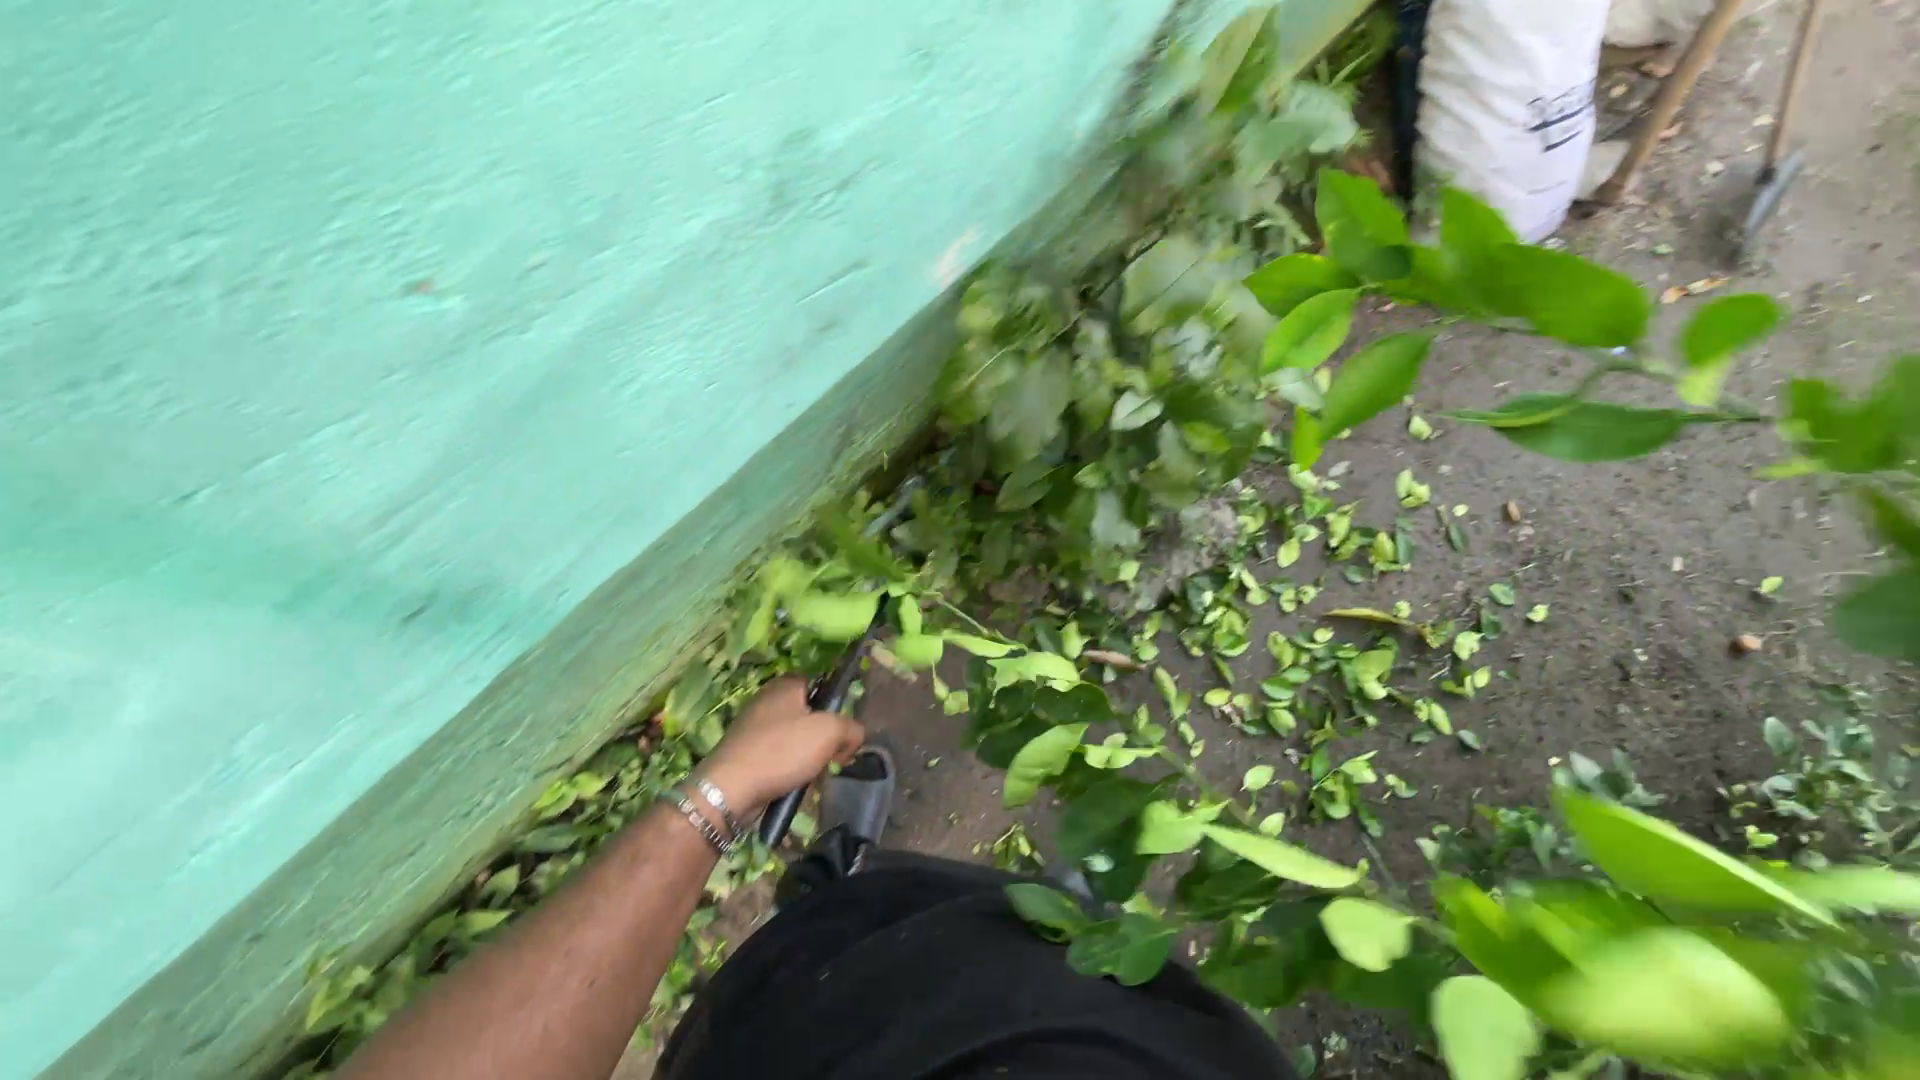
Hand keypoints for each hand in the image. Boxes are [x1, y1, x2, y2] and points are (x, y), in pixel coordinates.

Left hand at [694, 677, 864, 813]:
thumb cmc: (782, 751)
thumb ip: (851, 728)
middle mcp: (767, 700)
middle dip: (824, 734)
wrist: (731, 789)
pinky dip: (789, 767)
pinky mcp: (745, 751)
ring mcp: (753, 726)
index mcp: (785, 685)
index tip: (843, 728)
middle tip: (833, 755)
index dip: (836, 704)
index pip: (820, 683)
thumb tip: (852, 738)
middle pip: (809, 712)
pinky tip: (794, 783)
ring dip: (808, 754)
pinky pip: (778, 754)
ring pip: (794, 735)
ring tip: (814, 773)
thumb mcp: (830, 732)